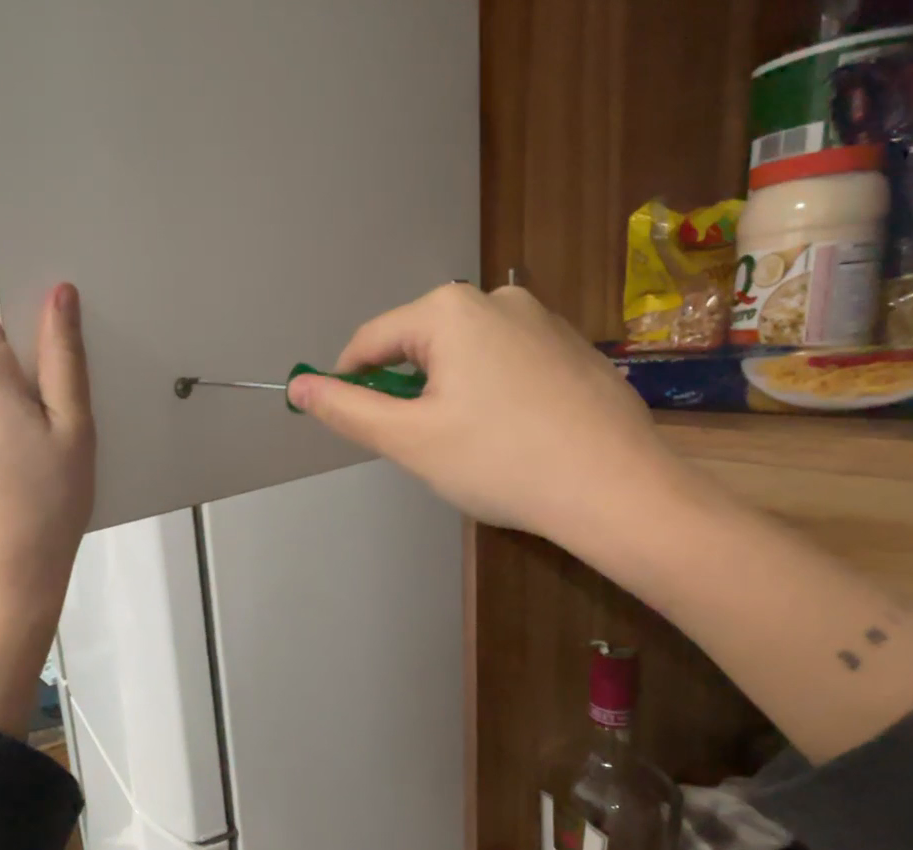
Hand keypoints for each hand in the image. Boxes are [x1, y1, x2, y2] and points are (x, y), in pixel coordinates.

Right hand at [287, 284, 700, 550]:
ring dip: (450, 394)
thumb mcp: (408, 440)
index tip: (354, 426)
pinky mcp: (572, 347)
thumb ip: (346, 409)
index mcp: (449, 310)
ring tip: (474, 446)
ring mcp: (542, 319)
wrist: (615, 488)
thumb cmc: (500, 461)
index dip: (350, 385)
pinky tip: (515, 437)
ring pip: (465, 356)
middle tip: (425, 447)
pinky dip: (493, 394)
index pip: (371, 341)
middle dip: (410, 393)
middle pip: (420, 345)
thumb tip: (296, 386)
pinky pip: (508, 363)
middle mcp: (496, 298)